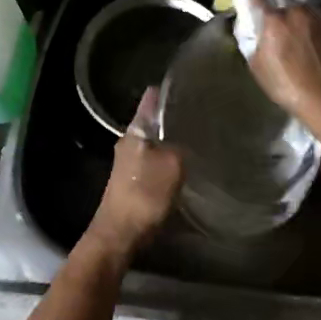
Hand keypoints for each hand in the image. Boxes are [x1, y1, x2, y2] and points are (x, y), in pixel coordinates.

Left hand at [85, 88, 182, 258]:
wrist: (119, 234)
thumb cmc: (144, 195)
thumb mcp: (172, 166)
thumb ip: (180, 146)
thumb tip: (189, 137)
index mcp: (134, 131)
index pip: (150, 100)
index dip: (167, 91)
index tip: (187, 85)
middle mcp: (128, 141)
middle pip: (152, 120)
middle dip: (173, 116)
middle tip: (201, 112)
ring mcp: (128, 161)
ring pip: (154, 141)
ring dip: (172, 139)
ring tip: (199, 136)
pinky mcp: (132, 180)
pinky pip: (154, 160)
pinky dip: (168, 157)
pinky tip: (185, 163)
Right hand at [237, 0, 320, 123]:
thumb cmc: (282, 81)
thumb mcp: (254, 62)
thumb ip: (247, 36)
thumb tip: (244, 20)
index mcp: (269, 20)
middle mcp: (290, 10)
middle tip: (261, 2)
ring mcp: (309, 13)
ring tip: (280, 6)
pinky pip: (308, 2)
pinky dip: (299, 3)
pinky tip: (297, 16)